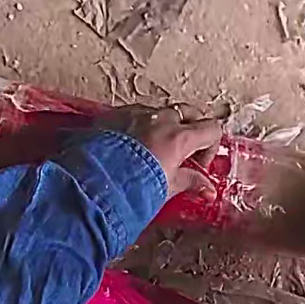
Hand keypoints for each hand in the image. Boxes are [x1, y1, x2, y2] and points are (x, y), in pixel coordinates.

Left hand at [104, 106, 224, 195]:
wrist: (92, 187)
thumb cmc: (130, 190)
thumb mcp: (166, 188)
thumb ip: (190, 182)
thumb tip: (207, 189)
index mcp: (179, 138)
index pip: (211, 129)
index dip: (210, 147)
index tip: (198, 164)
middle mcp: (160, 120)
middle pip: (189, 113)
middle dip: (192, 130)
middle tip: (184, 153)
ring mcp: (137, 114)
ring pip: (162, 112)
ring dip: (165, 127)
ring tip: (155, 152)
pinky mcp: (116, 115)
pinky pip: (137, 114)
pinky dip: (142, 126)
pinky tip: (133, 146)